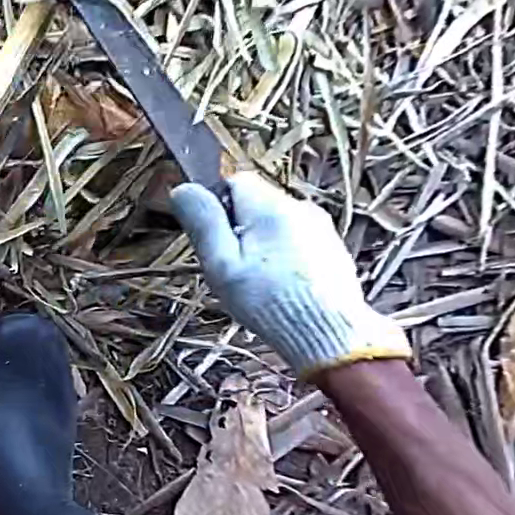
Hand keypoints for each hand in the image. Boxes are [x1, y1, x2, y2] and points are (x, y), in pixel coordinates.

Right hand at [170, 173, 409, 377]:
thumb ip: (203, 223)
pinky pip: (292, 238)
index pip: (235, 181)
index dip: (216, 205)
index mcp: (271, 208)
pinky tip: (276, 283)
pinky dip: (277, 254)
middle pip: (254, 202)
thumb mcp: (221, 263)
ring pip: (273, 221)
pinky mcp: (330, 247)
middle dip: (236, 226)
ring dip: (257, 242)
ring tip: (254, 280)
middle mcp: (300, 208)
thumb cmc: (266, 300)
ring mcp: (320, 227)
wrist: (327, 333)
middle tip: (230, 265)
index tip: (213, 239)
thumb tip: (183, 188)